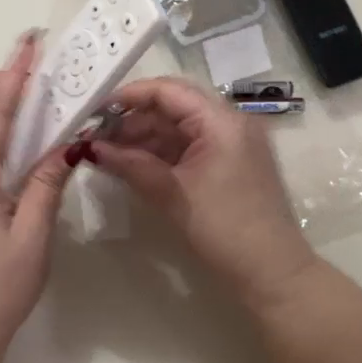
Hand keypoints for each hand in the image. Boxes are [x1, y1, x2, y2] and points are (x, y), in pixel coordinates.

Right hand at [87, 77, 317, 297]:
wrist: (270, 271)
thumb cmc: (224, 227)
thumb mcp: (171, 194)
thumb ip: (129, 164)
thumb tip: (90, 148)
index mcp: (221, 122)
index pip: (168, 91)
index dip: (129, 96)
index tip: (95, 111)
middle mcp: (229, 123)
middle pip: (173, 106)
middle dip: (132, 119)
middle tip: (95, 136)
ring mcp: (230, 144)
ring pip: (177, 127)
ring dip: (142, 137)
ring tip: (105, 152)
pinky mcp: (227, 164)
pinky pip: (187, 146)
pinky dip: (158, 153)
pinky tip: (130, 163)